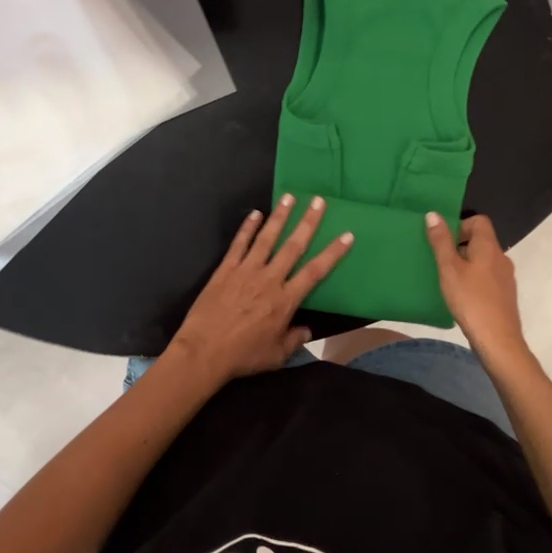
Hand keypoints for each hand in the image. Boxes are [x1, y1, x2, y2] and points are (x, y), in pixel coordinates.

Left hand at [165, 194, 354, 384]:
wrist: (204, 351)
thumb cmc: (243, 356)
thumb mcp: (276, 355)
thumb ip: (294, 339)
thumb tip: (306, 329)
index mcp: (285, 300)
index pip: (315, 272)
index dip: (332, 253)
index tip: (347, 235)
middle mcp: (269, 279)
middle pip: (293, 246)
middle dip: (307, 222)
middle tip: (318, 201)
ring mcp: (246, 270)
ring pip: (267, 238)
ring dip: (279, 217)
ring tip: (289, 197)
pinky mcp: (226, 269)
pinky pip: (239, 244)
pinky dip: (247, 228)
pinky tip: (255, 214)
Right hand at [426, 213, 529, 365]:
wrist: (498, 341)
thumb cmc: (471, 300)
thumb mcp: (449, 268)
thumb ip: (441, 241)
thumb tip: (434, 214)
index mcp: (489, 247)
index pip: (479, 221)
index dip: (460, 225)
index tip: (444, 241)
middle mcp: (501, 258)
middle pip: (481, 240)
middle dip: (459, 246)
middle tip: (441, 261)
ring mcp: (506, 278)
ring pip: (484, 260)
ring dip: (466, 264)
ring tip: (448, 279)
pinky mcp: (505, 295)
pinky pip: (487, 277)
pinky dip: (474, 279)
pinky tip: (462, 296)